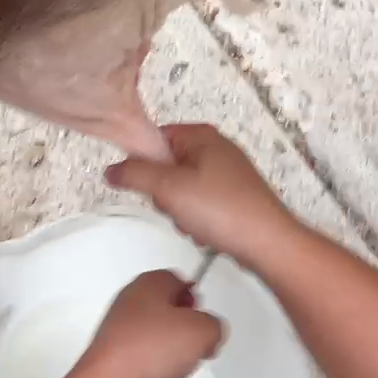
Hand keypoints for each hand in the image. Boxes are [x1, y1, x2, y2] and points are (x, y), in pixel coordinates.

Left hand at [79, 270, 223, 377]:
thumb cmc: (155, 346)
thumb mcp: (202, 331)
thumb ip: (215, 325)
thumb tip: (210, 330)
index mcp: (150, 281)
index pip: (180, 279)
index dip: (196, 301)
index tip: (202, 323)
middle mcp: (131, 294)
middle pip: (167, 303)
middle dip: (184, 323)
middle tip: (194, 344)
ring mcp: (118, 320)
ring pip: (154, 325)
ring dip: (169, 342)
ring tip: (176, 362)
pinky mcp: (112, 345)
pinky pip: (140, 345)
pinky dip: (152, 356)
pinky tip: (157, 372)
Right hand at [104, 123, 305, 265]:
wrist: (268, 243)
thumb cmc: (218, 208)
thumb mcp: (168, 188)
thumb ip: (134, 174)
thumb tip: (109, 170)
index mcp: (200, 134)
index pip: (154, 138)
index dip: (144, 162)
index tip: (148, 186)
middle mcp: (215, 146)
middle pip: (167, 165)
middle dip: (165, 192)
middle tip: (175, 207)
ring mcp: (228, 172)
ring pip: (182, 188)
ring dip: (180, 211)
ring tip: (194, 224)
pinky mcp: (236, 195)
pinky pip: (201, 203)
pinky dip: (198, 219)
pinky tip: (207, 233)